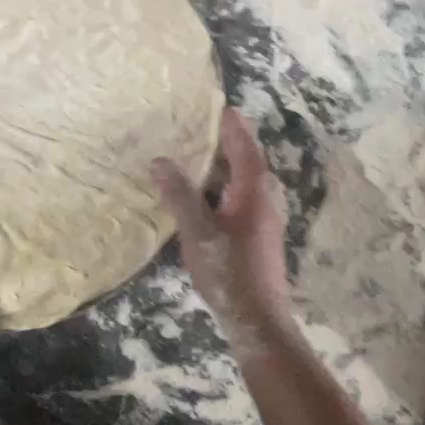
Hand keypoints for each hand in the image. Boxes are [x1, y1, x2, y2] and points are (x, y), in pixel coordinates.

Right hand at [151, 107, 291, 338]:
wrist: (256, 318)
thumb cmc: (228, 271)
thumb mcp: (197, 231)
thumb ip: (179, 194)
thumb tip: (160, 161)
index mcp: (254, 193)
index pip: (245, 149)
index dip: (233, 128)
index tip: (223, 107)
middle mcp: (265, 200)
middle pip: (249, 163)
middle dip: (230, 143)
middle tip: (205, 125)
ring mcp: (263, 219)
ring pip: (244, 183)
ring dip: (225, 166)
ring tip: (199, 153)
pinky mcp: (257, 236)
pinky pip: (240, 198)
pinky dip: (223, 186)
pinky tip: (204, 194)